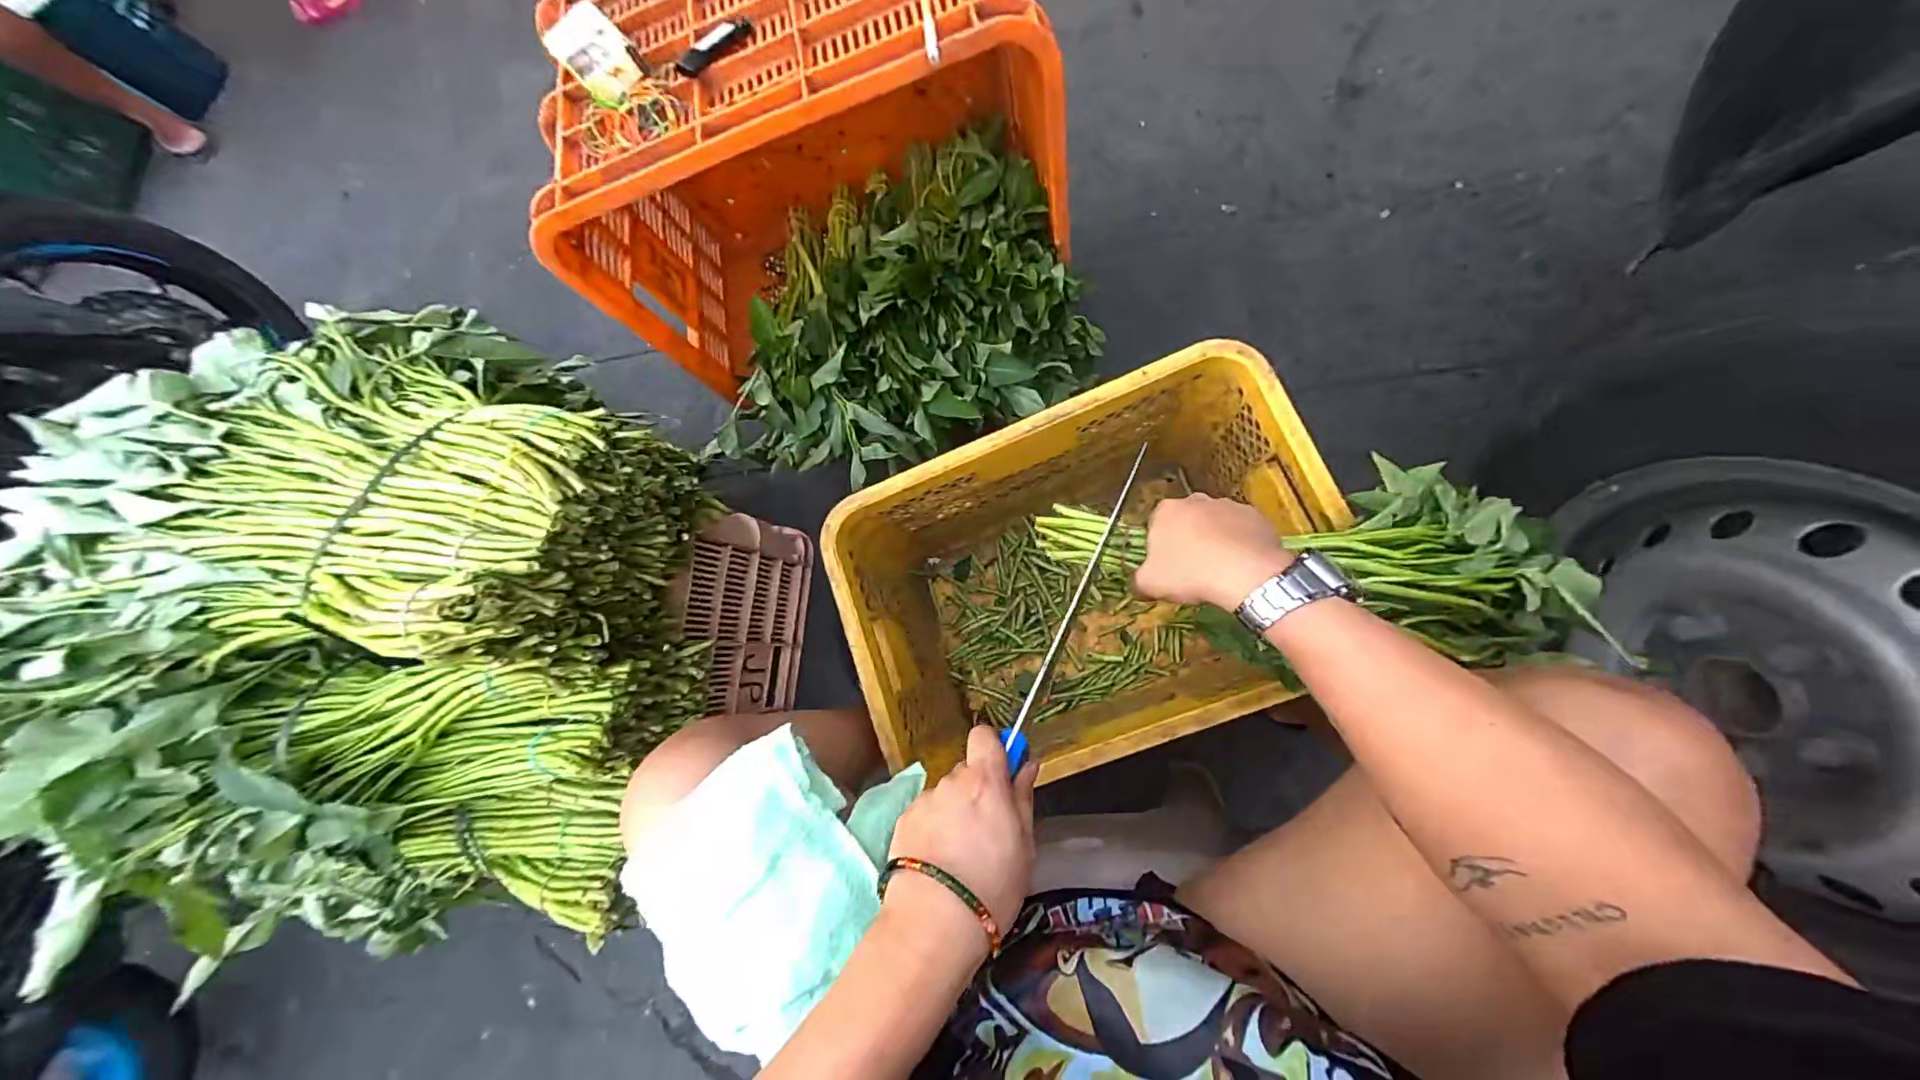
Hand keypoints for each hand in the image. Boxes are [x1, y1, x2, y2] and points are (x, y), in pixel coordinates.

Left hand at [886, 725, 1037, 939]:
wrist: (933, 922)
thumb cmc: (992, 885)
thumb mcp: (1024, 845)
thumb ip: (1023, 797)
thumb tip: (1028, 764)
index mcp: (985, 781)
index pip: (984, 736)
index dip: (994, 749)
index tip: (1004, 773)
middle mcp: (951, 782)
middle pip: (966, 772)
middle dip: (977, 791)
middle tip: (986, 830)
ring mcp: (924, 800)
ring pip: (945, 795)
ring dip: (953, 812)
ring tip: (959, 854)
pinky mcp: (902, 821)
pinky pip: (925, 814)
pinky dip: (932, 829)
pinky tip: (938, 860)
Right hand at [1134, 493, 1295, 609]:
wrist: (1244, 573)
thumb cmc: (1189, 573)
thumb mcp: (1149, 583)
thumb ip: (1139, 580)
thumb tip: (1138, 586)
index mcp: (1165, 510)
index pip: (1156, 525)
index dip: (1160, 547)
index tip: (1167, 567)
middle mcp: (1196, 500)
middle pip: (1187, 521)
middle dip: (1188, 539)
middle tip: (1192, 569)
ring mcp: (1229, 505)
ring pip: (1216, 523)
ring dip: (1215, 540)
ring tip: (1220, 569)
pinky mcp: (1256, 516)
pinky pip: (1242, 530)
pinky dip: (1240, 544)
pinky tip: (1240, 565)